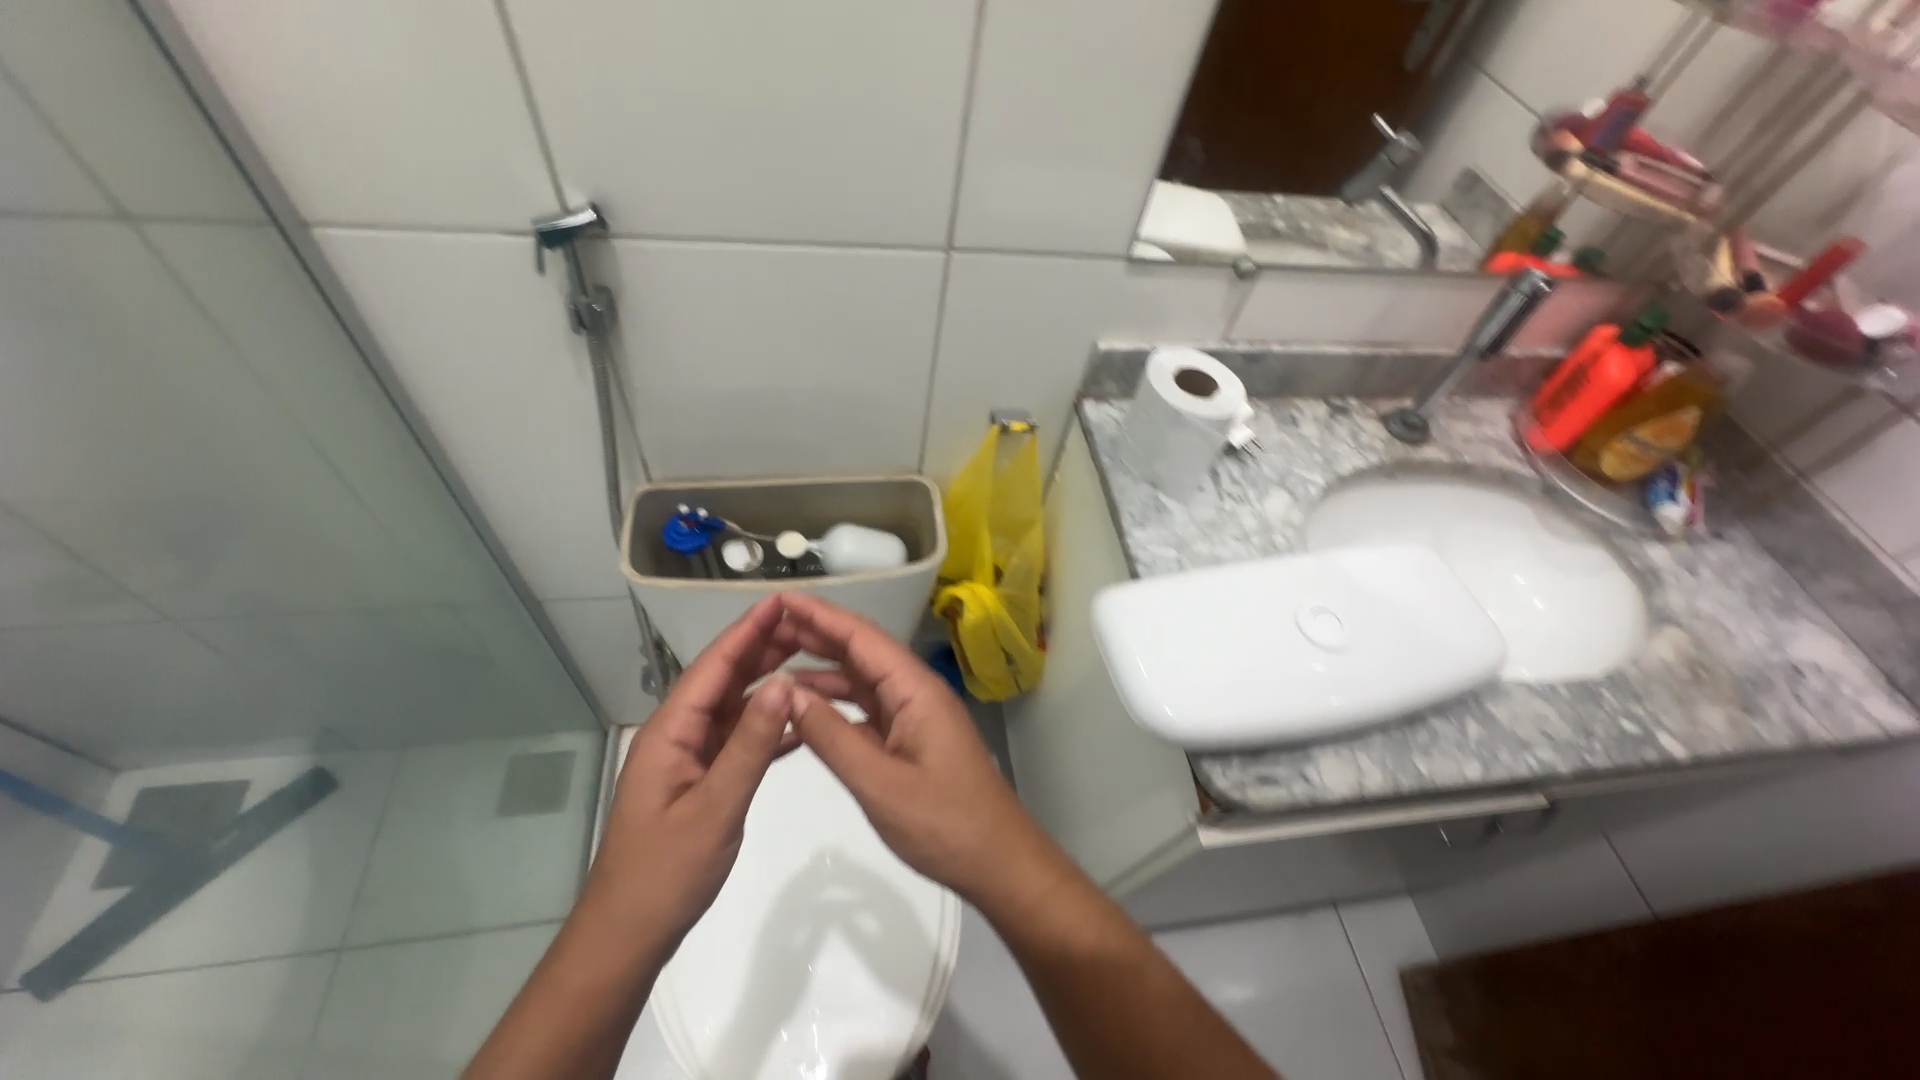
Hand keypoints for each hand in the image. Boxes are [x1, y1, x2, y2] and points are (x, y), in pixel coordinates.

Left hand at [587, 596, 799, 946]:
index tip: (782, 601)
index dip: (747, 631)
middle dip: (761, 649)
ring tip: (809, 660)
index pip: (714, 666)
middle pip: (723, 680)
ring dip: (767, 684)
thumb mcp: (715, 807)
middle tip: (808, 624)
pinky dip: (767, 727)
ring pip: (733, 709)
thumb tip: (783, 684)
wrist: (629, 933)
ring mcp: (688, 760)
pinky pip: (737, 741)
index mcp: (672, 732)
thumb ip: (751, 745)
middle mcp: (678, 736)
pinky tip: (798, 720)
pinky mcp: (700, 783)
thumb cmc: (666, 872)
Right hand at [778, 592, 1059, 905]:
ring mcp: (914, 717)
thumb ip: (832, 738)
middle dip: (817, 634)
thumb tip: (788, 694)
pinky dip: (835, 705)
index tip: (779, 600)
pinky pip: (867, 710)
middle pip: (862, 652)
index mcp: (915, 690)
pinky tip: (805, 707)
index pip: (862, 638)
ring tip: (775, 658)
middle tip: (767, 624)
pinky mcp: (910, 741)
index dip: (820, 616)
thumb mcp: (879, 784)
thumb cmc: (944, 824)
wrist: (997, 862)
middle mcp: (915, 693)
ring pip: (862, 681)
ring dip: (823, 669)